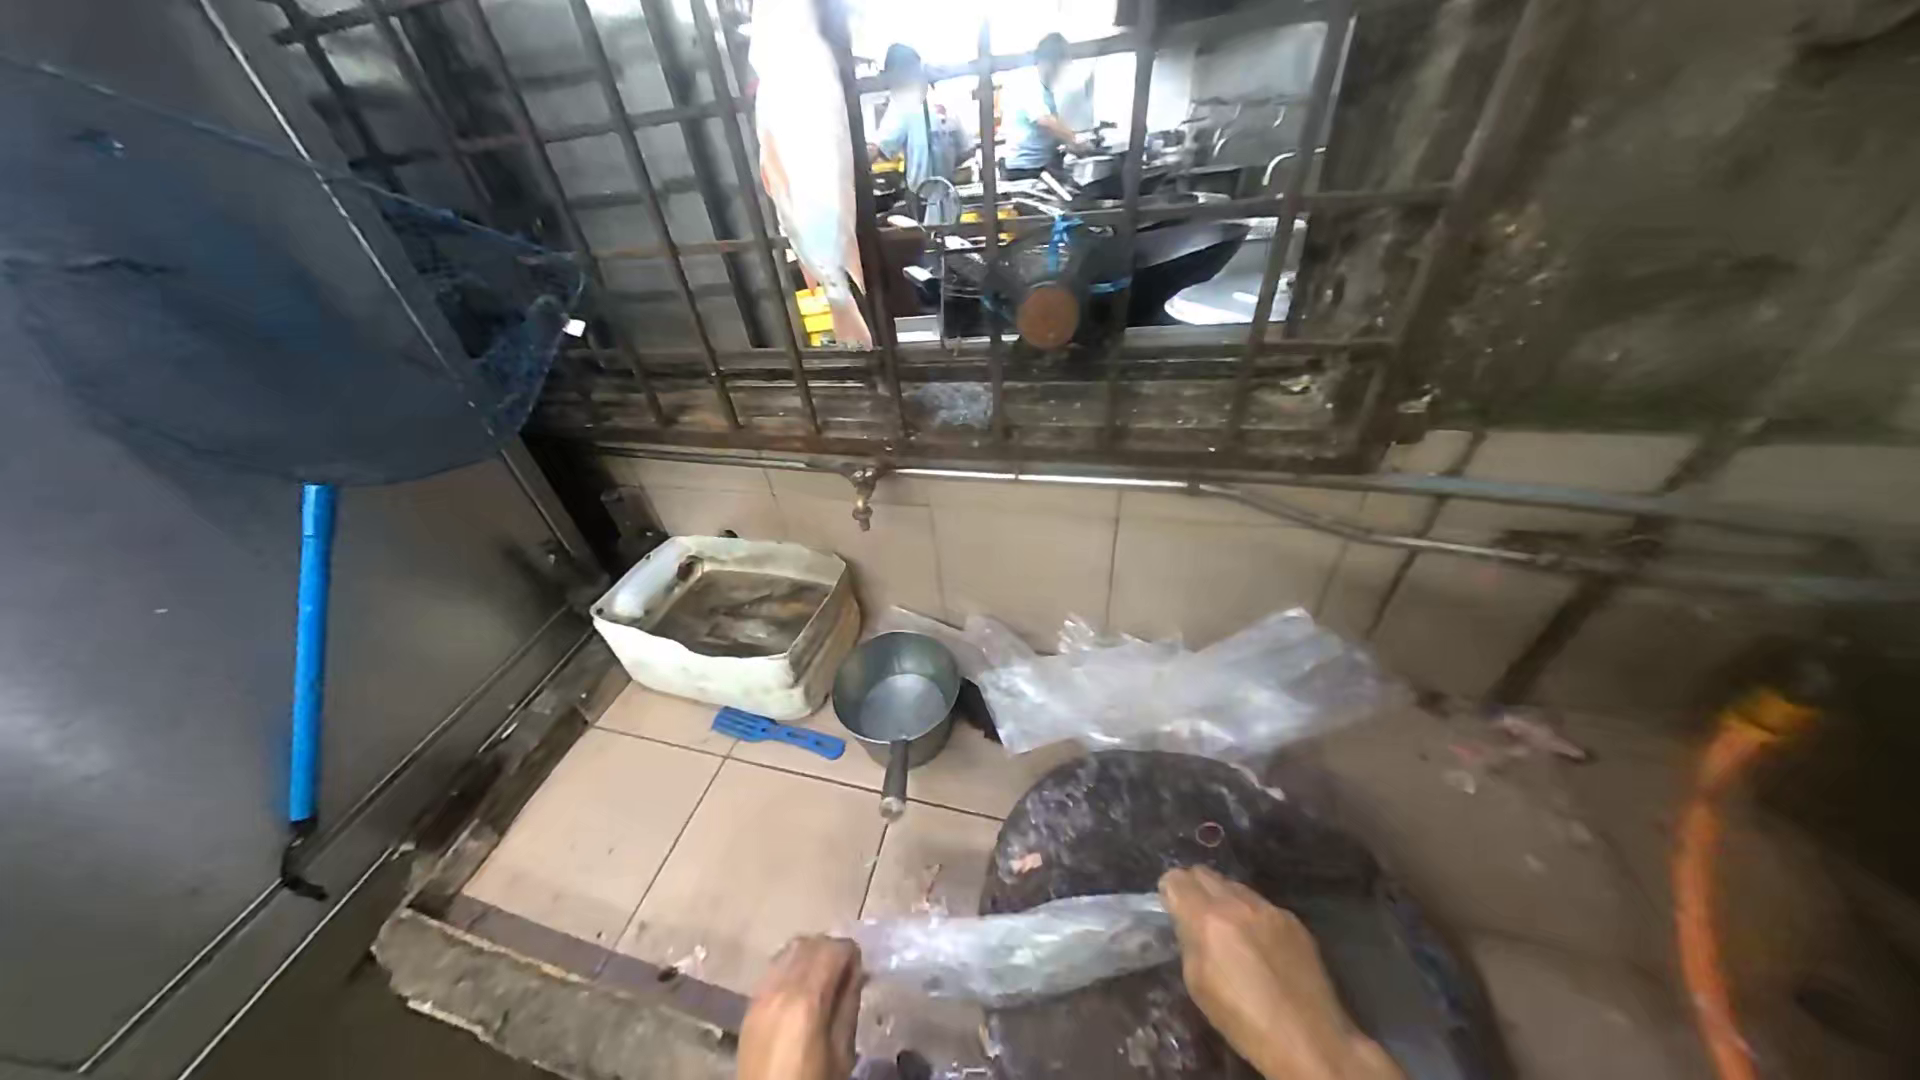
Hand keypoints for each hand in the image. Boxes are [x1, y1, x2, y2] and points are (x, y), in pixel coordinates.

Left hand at [736, 936, 862, 1079]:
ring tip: (822, 978)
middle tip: (844, 973)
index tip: (858, 972)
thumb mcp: (842, 1052)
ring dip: (811, 954)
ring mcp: (761, 993)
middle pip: (812, 942)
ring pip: (791, 948)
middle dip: (832, 950)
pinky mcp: (750, 1003)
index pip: (835, 948)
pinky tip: (800, 989)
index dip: (851, 955)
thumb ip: (849, 1003)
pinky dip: (792, 965)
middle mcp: (781, 987)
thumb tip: (855, 972)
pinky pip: (775, 966)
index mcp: (807, 1000)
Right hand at [1159, 867, 1400, 1079]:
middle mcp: (1236, 903)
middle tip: (1196, 917)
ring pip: (1232, 885)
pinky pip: (1260, 904)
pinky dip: (1251, 915)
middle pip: (1202, 872)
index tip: (1172, 909)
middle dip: (1193, 889)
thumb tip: (1187, 922)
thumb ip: (1188, 941)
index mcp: (1207, 919)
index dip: (1169, 892)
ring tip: (1230, 931)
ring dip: (1223, 900)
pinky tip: (1260, 946)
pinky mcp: (1292, 919)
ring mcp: (1268, 908)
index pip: (1176, 878)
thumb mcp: (1198, 984)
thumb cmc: (1245, 1022)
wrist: (1312, 1043)